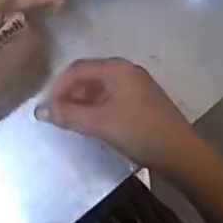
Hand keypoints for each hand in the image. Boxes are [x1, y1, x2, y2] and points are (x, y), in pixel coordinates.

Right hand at [36, 59, 219, 180]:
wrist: (182, 154)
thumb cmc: (138, 132)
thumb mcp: (98, 123)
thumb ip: (67, 114)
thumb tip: (39, 110)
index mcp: (116, 67)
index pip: (77, 69)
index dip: (57, 87)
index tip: (46, 108)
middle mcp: (127, 70)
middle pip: (88, 76)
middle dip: (69, 94)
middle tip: (56, 115)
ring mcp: (137, 84)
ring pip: (100, 88)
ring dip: (82, 102)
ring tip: (71, 122)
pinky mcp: (144, 100)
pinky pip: (112, 97)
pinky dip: (97, 107)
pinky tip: (93, 124)